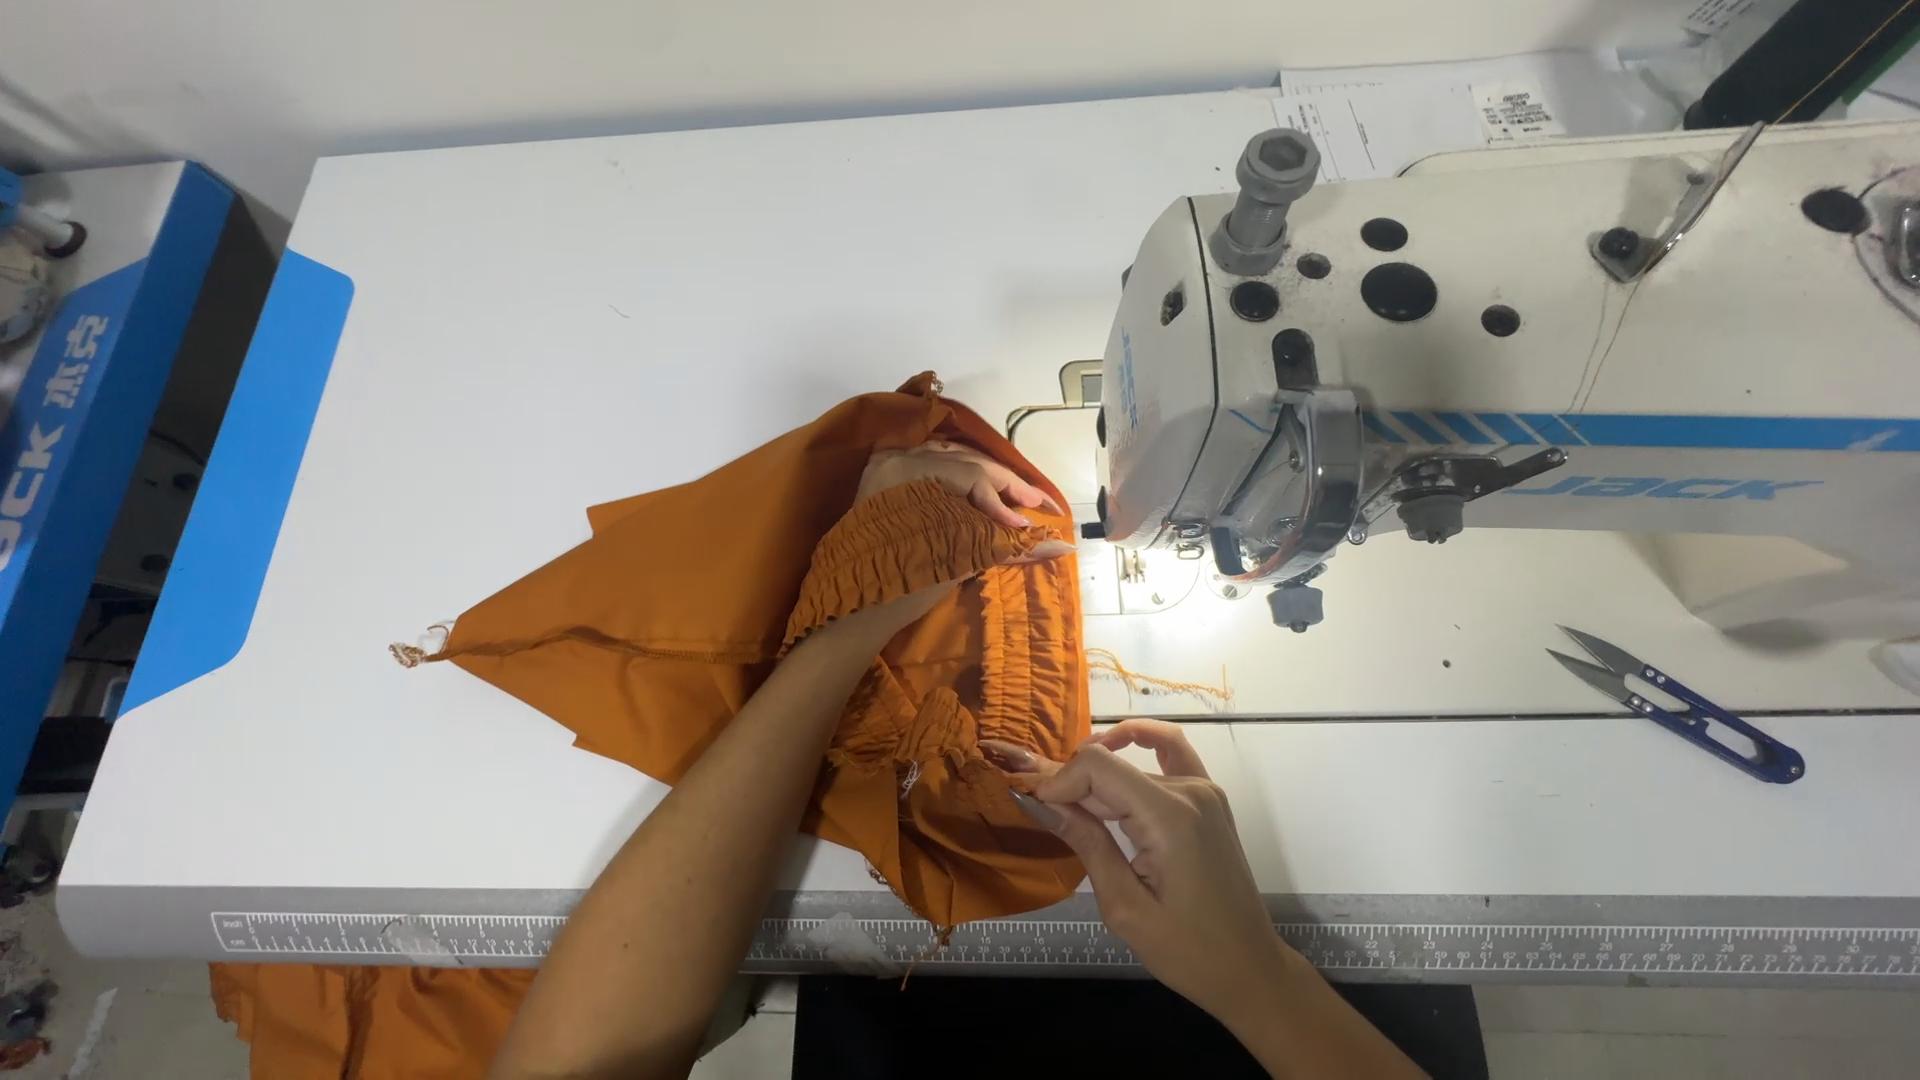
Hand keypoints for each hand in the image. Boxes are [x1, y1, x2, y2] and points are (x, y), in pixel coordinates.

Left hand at [820, 442, 1073, 643]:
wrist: (855, 605)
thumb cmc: (905, 586)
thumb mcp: (959, 559)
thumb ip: (1008, 544)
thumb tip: (1061, 545)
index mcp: (910, 474)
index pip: (972, 477)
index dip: (1007, 501)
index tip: (1033, 525)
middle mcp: (896, 459)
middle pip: (964, 461)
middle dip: (1003, 484)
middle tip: (1037, 503)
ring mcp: (887, 464)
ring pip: (949, 457)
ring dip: (984, 474)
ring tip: (1014, 494)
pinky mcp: (882, 475)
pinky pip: (929, 462)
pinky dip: (957, 471)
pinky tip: (978, 485)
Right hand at [1017, 722, 1292, 1025]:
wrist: (1249, 969)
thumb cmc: (1188, 951)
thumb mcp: (1124, 906)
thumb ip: (1086, 842)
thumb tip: (1040, 801)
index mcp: (1169, 816)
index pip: (1098, 766)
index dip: (1060, 779)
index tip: (1035, 805)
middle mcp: (1190, 790)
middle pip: (1113, 763)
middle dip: (1072, 782)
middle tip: (1041, 806)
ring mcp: (1204, 789)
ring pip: (1133, 760)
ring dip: (1097, 775)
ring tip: (1070, 802)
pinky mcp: (1208, 797)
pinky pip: (1169, 751)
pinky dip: (1137, 745)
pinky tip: (1111, 751)